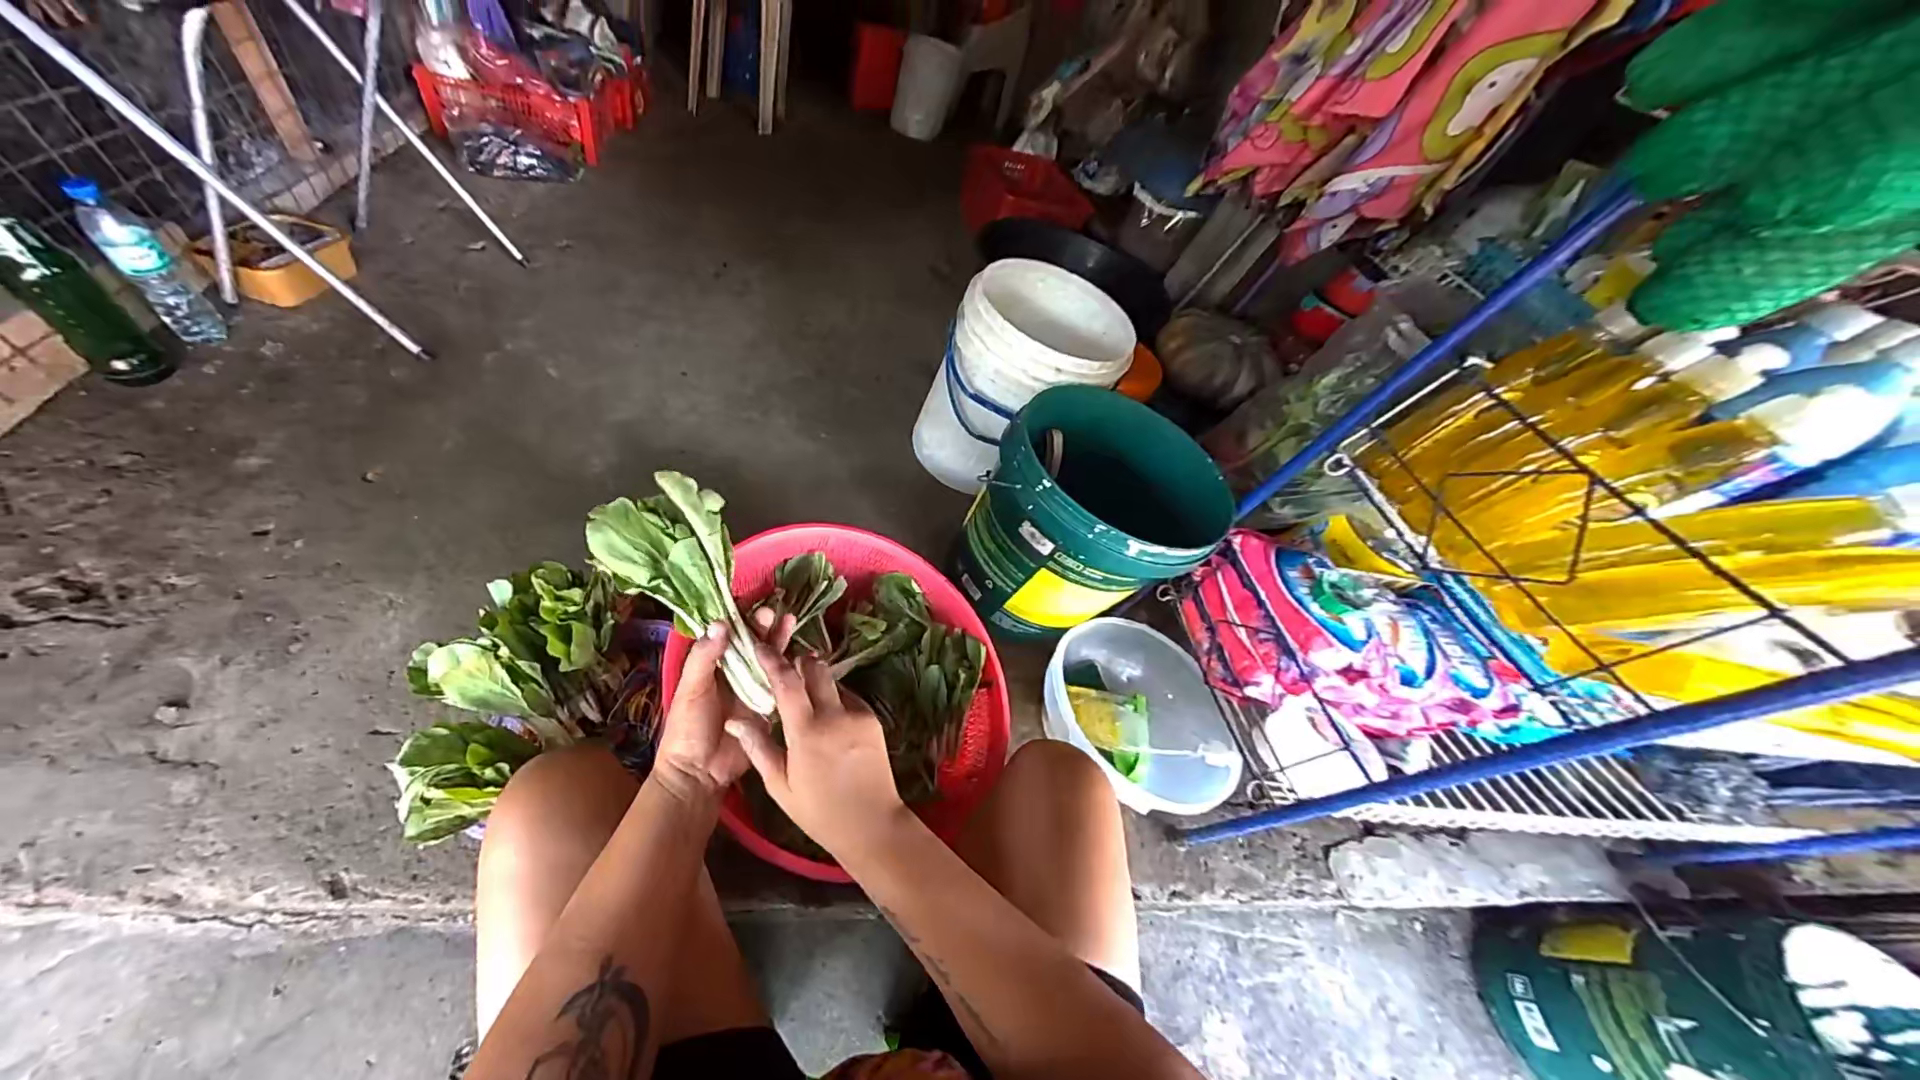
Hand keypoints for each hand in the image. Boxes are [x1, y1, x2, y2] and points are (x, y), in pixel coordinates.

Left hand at [652, 611, 794, 803]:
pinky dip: (792, 669)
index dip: (742, 619)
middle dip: (765, 627)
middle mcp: (736, 673)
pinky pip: (782, 684)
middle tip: (775, 613)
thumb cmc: (687, 729)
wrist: (700, 773)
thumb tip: (721, 623)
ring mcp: (754, 689)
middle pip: (754, 644)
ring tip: (791, 622)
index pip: (730, 635)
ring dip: (780, 641)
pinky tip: (802, 656)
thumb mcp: (691, 689)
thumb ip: (704, 658)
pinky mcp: (769, 706)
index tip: (754, 604)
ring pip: (770, 659)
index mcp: (714, 665)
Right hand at [724, 632, 909, 857]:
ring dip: (818, 680)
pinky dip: (835, 698)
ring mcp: (858, 715)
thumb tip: (733, 721)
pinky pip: (849, 697)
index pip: (786, 682)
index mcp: (806, 732)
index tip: (760, 647)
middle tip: (786, 666)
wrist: (872, 823)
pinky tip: (827, 715)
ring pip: (834, 681)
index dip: (771, 660)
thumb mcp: (780, 786)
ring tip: (805, 694)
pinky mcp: (873, 719)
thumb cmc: (819, 812)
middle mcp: (834, 715)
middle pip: (815, 669)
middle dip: (799, 662)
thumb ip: (758, 748)